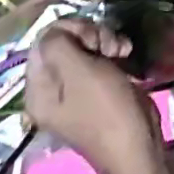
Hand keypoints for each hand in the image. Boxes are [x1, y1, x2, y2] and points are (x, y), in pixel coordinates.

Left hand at [25, 18, 158, 173]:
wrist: (136, 143)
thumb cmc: (105, 108)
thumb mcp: (78, 72)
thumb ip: (58, 45)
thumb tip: (55, 30)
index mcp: (37, 88)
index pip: (43, 39)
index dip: (70, 29)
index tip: (92, 38)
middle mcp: (51, 87)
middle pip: (65, 40)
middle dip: (90, 34)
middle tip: (107, 45)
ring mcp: (74, 87)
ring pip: (84, 45)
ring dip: (105, 39)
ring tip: (120, 50)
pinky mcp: (96, 86)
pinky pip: (98, 56)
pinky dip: (113, 49)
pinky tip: (125, 53)